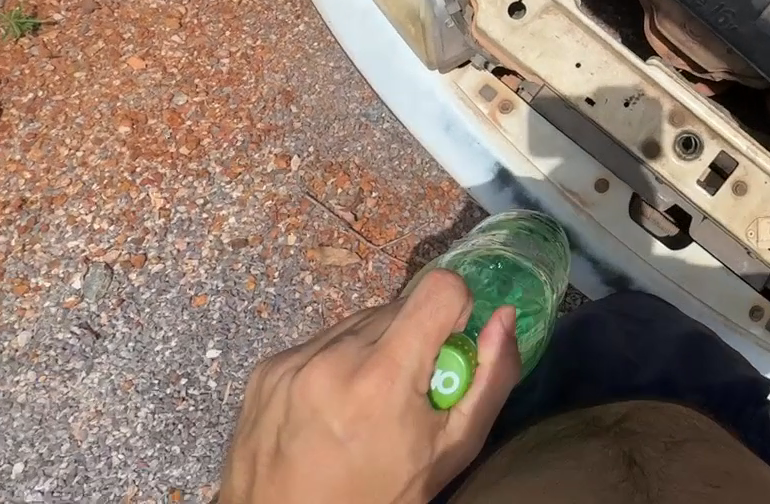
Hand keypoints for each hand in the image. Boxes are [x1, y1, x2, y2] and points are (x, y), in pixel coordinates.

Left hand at [220, 269, 521, 503]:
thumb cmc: (380, 498)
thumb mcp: (453, 449)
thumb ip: (491, 378)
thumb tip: (503, 315)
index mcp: (382, 378)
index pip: (440, 287)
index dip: (456, 309)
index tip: (447, 346)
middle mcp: (333, 357)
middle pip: (404, 305)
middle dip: (417, 335)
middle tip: (408, 389)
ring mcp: (293, 361)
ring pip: (365, 319)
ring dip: (379, 345)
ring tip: (367, 400)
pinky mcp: (266, 368)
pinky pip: (327, 338)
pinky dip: (341, 360)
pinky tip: (333, 405)